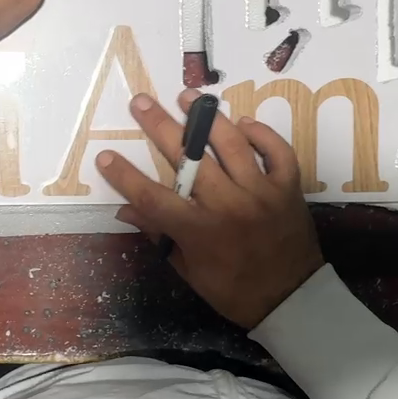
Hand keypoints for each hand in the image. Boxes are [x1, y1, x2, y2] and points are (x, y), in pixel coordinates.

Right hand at [97, 90, 324, 328]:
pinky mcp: (287, 187)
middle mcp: (228, 204)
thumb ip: (160, 235)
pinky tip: (241, 122)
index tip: (106, 156)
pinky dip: (260, 133)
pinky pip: (276, 150)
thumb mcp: (188, 270)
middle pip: (187, 158)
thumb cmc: (232, 290)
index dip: (125, 176)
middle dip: (160, 126)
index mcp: (199, 230)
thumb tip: (127, 209)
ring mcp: (261, 191)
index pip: (152, 197)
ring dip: (206, 117)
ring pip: (231, 143)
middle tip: (142, 102)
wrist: (292, 300)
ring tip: (187, 97)